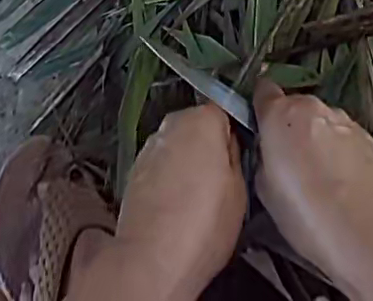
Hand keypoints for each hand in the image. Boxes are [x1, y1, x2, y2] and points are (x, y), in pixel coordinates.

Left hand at [100, 105, 246, 300]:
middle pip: (196, 126)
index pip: (223, 113)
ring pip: (176, 146)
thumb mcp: (239, 190)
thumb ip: (234, 156)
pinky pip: (159, 165)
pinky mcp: (133, 170)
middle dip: (205, 146)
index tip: (233, 159)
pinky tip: (172, 206)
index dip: (230, 136)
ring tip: (192, 198)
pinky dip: (166, 178)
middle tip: (216, 180)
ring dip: (184, 161)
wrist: (151, 260)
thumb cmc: (203, 223)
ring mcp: (149, 146)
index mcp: (203, 119)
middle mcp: (173, 123)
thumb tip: (228, 145)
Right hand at [251, 81, 372, 300]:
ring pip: (320, 120)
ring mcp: (342, 118)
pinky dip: (340, 149)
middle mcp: (311, 107)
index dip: (261, 106)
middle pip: (294, 107)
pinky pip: (344, 135)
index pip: (263, 90)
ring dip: (317, 137)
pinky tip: (343, 181)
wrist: (365, 233)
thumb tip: (269, 151)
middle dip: (290, 127)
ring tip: (321, 176)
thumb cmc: (306, 216)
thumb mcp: (264, 190)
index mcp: (279, 114)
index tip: (262, 124)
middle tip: (291, 162)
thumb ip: (263, 157)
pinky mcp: (367, 135)